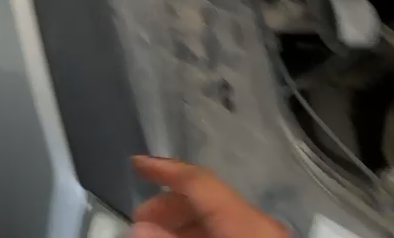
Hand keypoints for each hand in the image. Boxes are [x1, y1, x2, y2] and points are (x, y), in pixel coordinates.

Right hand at [130, 157, 288, 237]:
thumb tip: (140, 227)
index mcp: (245, 222)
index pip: (198, 181)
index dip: (163, 169)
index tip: (134, 165)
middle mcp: (259, 226)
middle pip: (206, 202)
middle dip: (169, 207)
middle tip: (139, 222)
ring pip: (219, 223)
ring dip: (184, 229)